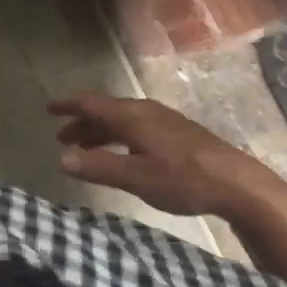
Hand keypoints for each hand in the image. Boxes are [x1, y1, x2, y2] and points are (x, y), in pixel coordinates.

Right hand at [49, 92, 286, 286]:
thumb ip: (99, 167)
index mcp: (132, 116)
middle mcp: (145, 111)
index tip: (49, 109)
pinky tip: (122, 156)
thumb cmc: (184, 179)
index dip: (68, 106)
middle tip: (62, 138)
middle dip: (82, 123)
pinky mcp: (177, 135)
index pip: (91, 103)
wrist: (238, 183)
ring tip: (86, 150)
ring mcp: (164, 122)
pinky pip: (136, 129)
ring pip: (122, 121)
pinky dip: (118, 138)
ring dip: (100, 132)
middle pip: (106, 111)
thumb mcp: (136, 177)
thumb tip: (62, 158)